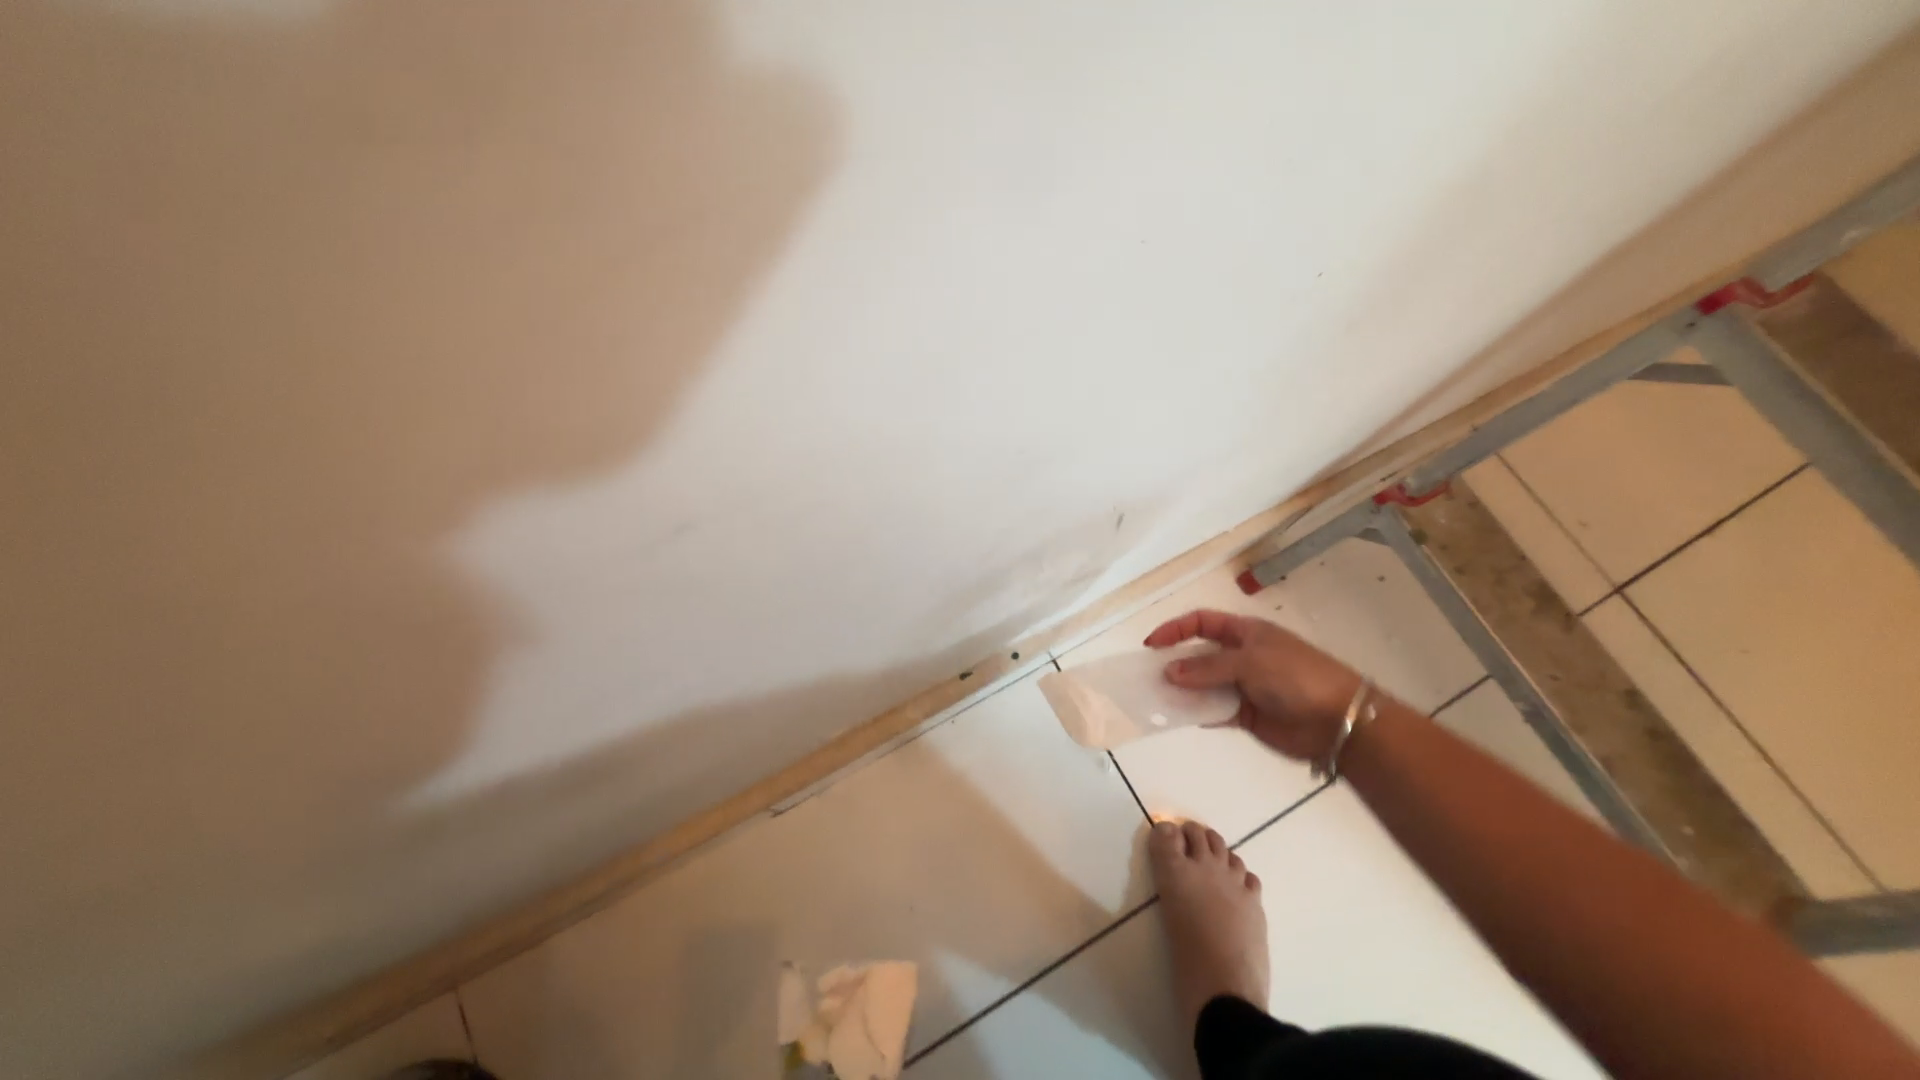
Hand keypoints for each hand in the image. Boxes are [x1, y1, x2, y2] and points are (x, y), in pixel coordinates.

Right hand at [1144, 609, 1365, 761]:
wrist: (1337, 721)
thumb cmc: (1296, 677)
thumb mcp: (1250, 662)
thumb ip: (1207, 667)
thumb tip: (1169, 672)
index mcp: (1245, 633)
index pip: (1202, 622)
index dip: (1175, 630)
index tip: (1151, 646)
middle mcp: (1241, 656)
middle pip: (1198, 655)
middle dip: (1173, 663)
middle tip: (1147, 676)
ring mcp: (1243, 686)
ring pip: (1202, 684)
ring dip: (1181, 690)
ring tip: (1156, 698)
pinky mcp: (1245, 714)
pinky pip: (1213, 710)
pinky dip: (1197, 712)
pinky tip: (1179, 717)